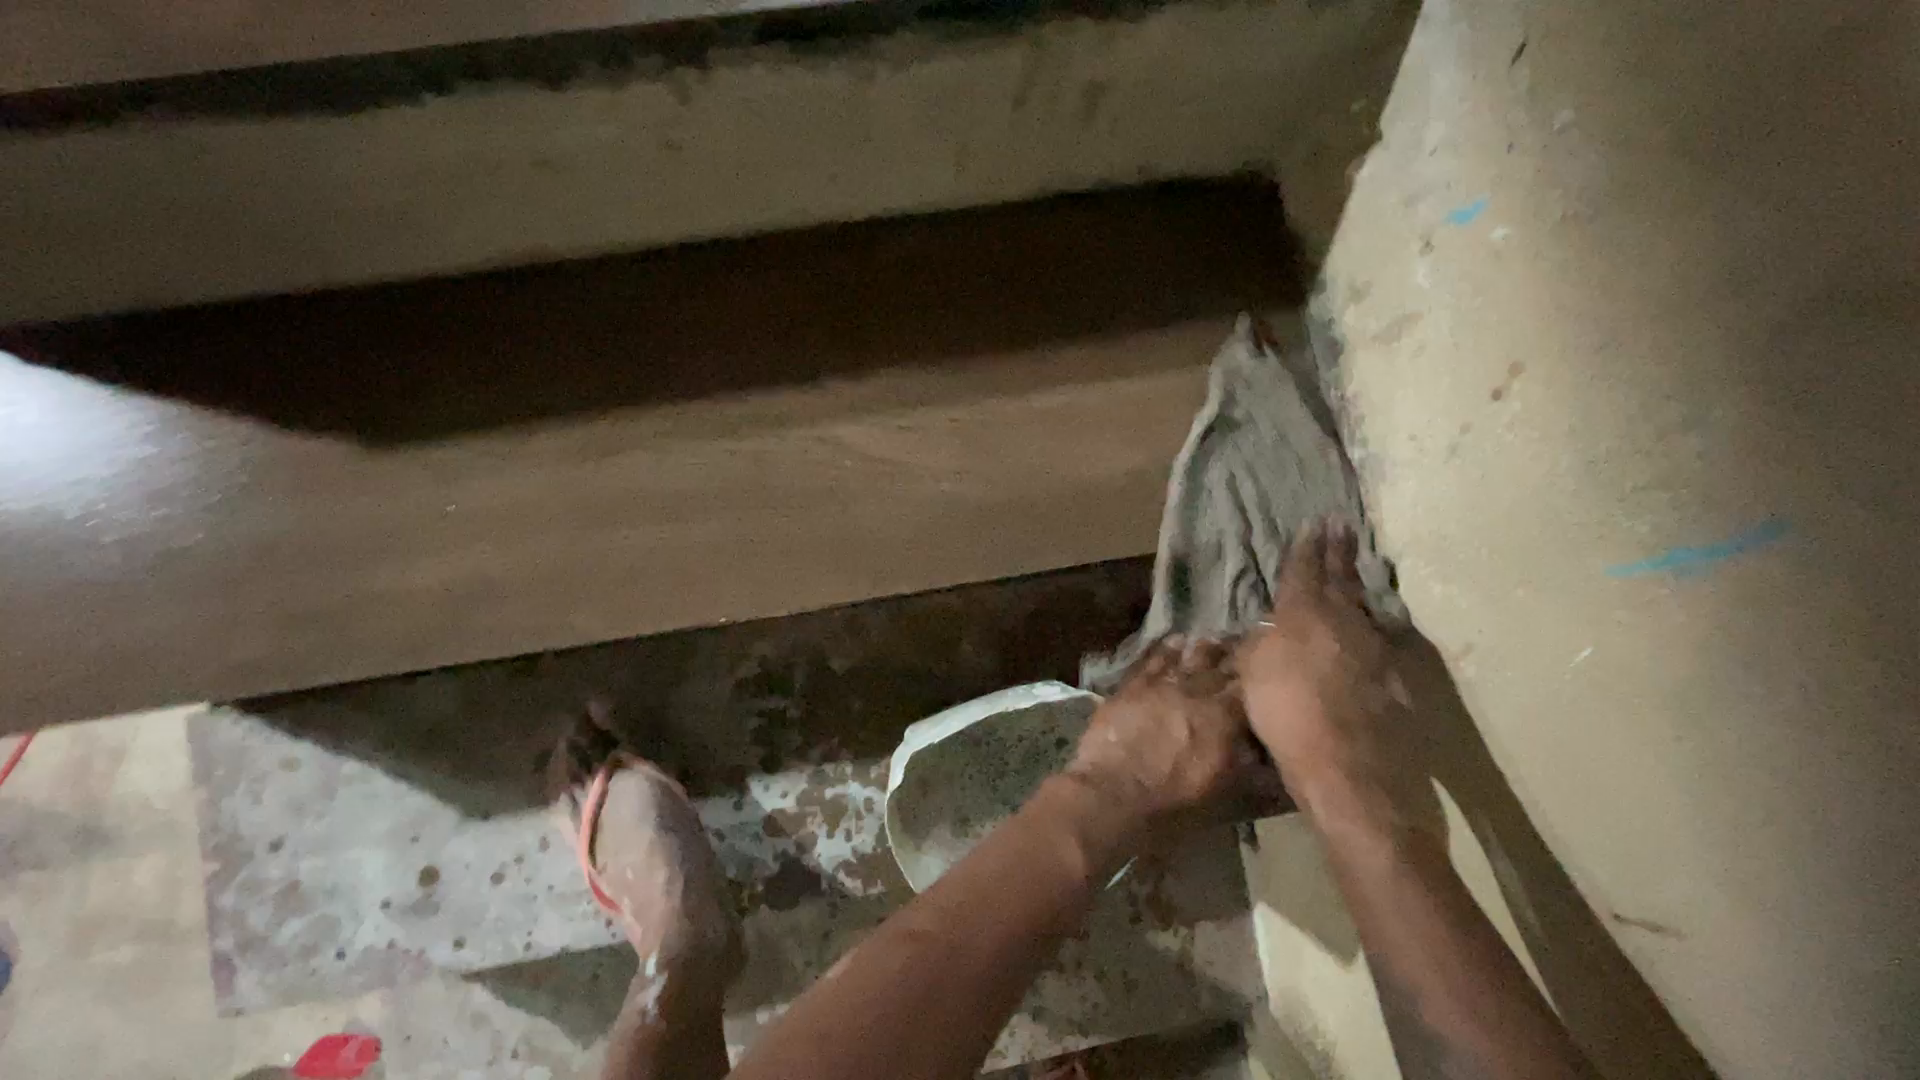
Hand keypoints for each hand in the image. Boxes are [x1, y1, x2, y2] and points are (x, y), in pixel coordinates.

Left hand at [1065, 638, 1282, 844]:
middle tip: (1245, 651)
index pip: (1251, 689)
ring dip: (1205, 649)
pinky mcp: (1133, 685)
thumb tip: (1263, 753)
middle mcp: (1199, 693)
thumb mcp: (1223, 795)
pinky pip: (1154, 658)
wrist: (1112, 796)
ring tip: (1214, 641)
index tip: (1269, 673)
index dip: (1260, 680)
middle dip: (1236, 658)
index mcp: (1226, 719)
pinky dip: (1167, 648)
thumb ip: (1247, 768)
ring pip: (1191, 656)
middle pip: (1223, 666)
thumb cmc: (1171, 805)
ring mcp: (1164, 684)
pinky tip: (1175, 640)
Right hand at [1236, 519, 1424, 839]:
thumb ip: (1258, 645)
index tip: (1314, 522)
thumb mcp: (1251, 673)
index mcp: (1303, 614)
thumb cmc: (1286, 714)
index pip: (1303, 570)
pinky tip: (1371, 627)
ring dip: (1358, 583)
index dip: (1306, 546)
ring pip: (1365, 604)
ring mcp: (1376, 647)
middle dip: (1339, 550)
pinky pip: (1379, 637)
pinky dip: (1372, 624)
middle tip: (1343, 525)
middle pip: (1341, 577)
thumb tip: (1264, 631)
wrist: (1348, 765)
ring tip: (1356, 567)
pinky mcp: (1396, 676)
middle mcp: (1344, 620)